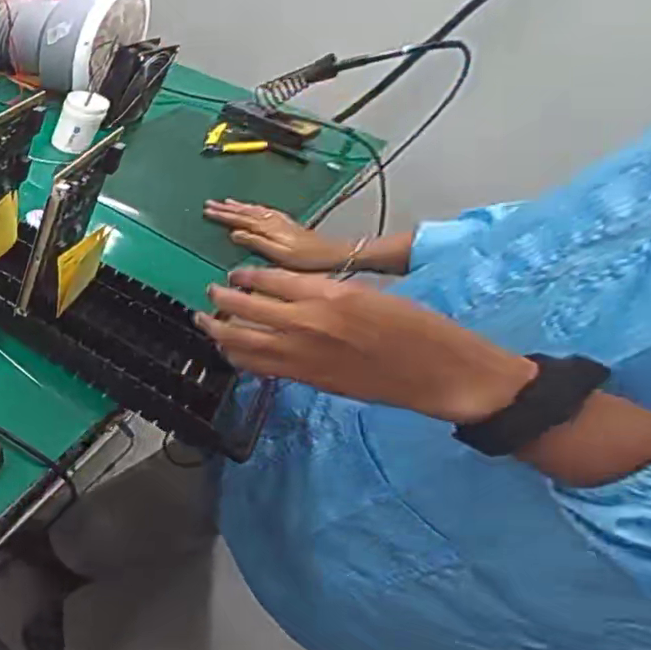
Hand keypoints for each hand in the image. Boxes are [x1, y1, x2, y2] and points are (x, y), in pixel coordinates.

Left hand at [196, 268, 537, 423]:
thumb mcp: (373, 295)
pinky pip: (253, 363)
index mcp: (331, 295)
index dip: (245, 274)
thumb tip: (287, 290)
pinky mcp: (301, 376)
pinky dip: (234, 353)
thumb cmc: (421, 331)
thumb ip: (325, 292)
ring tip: (205, 319)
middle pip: (243, 305)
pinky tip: (227, 348)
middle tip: (211, 292)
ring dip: (215, 327)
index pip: (270, 278)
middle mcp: (308, 321)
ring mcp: (299, 351)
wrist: (445, 374)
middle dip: (220, 297)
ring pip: (237, 337)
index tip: (234, 273)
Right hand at [203, 199, 354, 271]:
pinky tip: (252, 207)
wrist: (335, 253)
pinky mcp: (287, 223)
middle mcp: (272, 221)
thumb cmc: (305, 259)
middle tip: (209, 204)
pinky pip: (265, 211)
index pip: (239, 219)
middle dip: (226, 208)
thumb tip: (233, 234)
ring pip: (254, 209)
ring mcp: (281, 221)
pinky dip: (254, 207)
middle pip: (245, 212)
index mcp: (267, 228)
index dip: (222, 215)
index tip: (206, 211)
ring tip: (226, 202)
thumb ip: (255, 242)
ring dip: (239, 205)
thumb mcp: (277, 254)